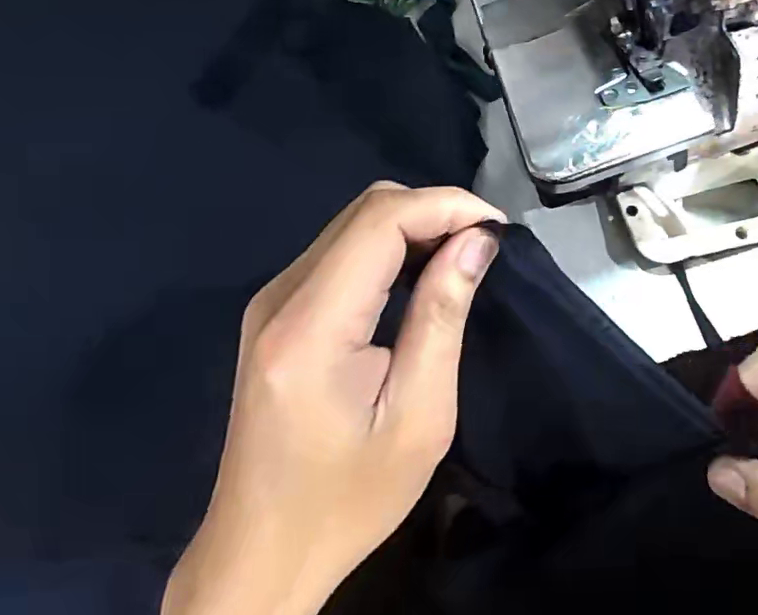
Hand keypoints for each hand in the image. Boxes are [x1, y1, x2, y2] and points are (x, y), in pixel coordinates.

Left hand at [163, 183, 505, 614]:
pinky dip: (387, 245)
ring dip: (412, 224)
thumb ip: (442, 316)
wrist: (261, 551)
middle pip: (365, 210)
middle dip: (433, 210)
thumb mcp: (418, 417)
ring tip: (460, 255)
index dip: (444, 205)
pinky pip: (339, 248)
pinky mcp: (275, 308)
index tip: (497, 227)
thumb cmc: (347, 499)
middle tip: (483, 244)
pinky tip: (417, 273)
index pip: (380, 221)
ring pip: (352, 222)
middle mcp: (280, 295)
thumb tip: (476, 240)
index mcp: (310, 326)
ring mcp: (271, 298)